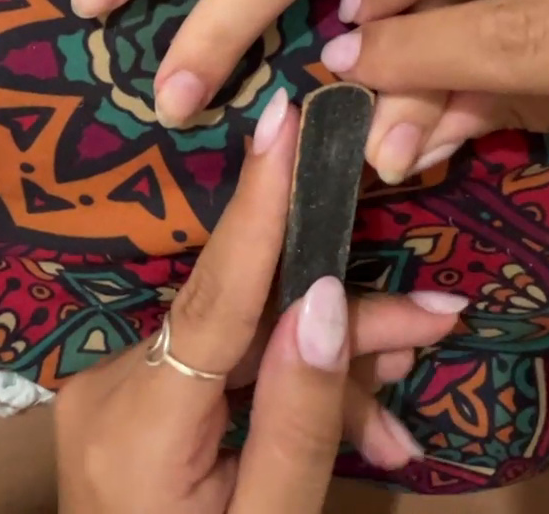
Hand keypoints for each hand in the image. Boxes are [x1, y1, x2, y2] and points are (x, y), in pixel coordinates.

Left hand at [54, 92, 466, 513]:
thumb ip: (299, 422)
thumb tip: (329, 302)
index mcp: (138, 426)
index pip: (213, 295)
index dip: (257, 206)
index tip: (284, 121)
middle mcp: (115, 380)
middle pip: (246, 314)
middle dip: (344, 315)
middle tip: (433, 312)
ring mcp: (120, 380)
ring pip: (245, 334)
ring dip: (328, 359)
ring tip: (405, 386)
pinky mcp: (139, 386)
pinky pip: (225, 360)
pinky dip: (289, 379)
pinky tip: (361, 418)